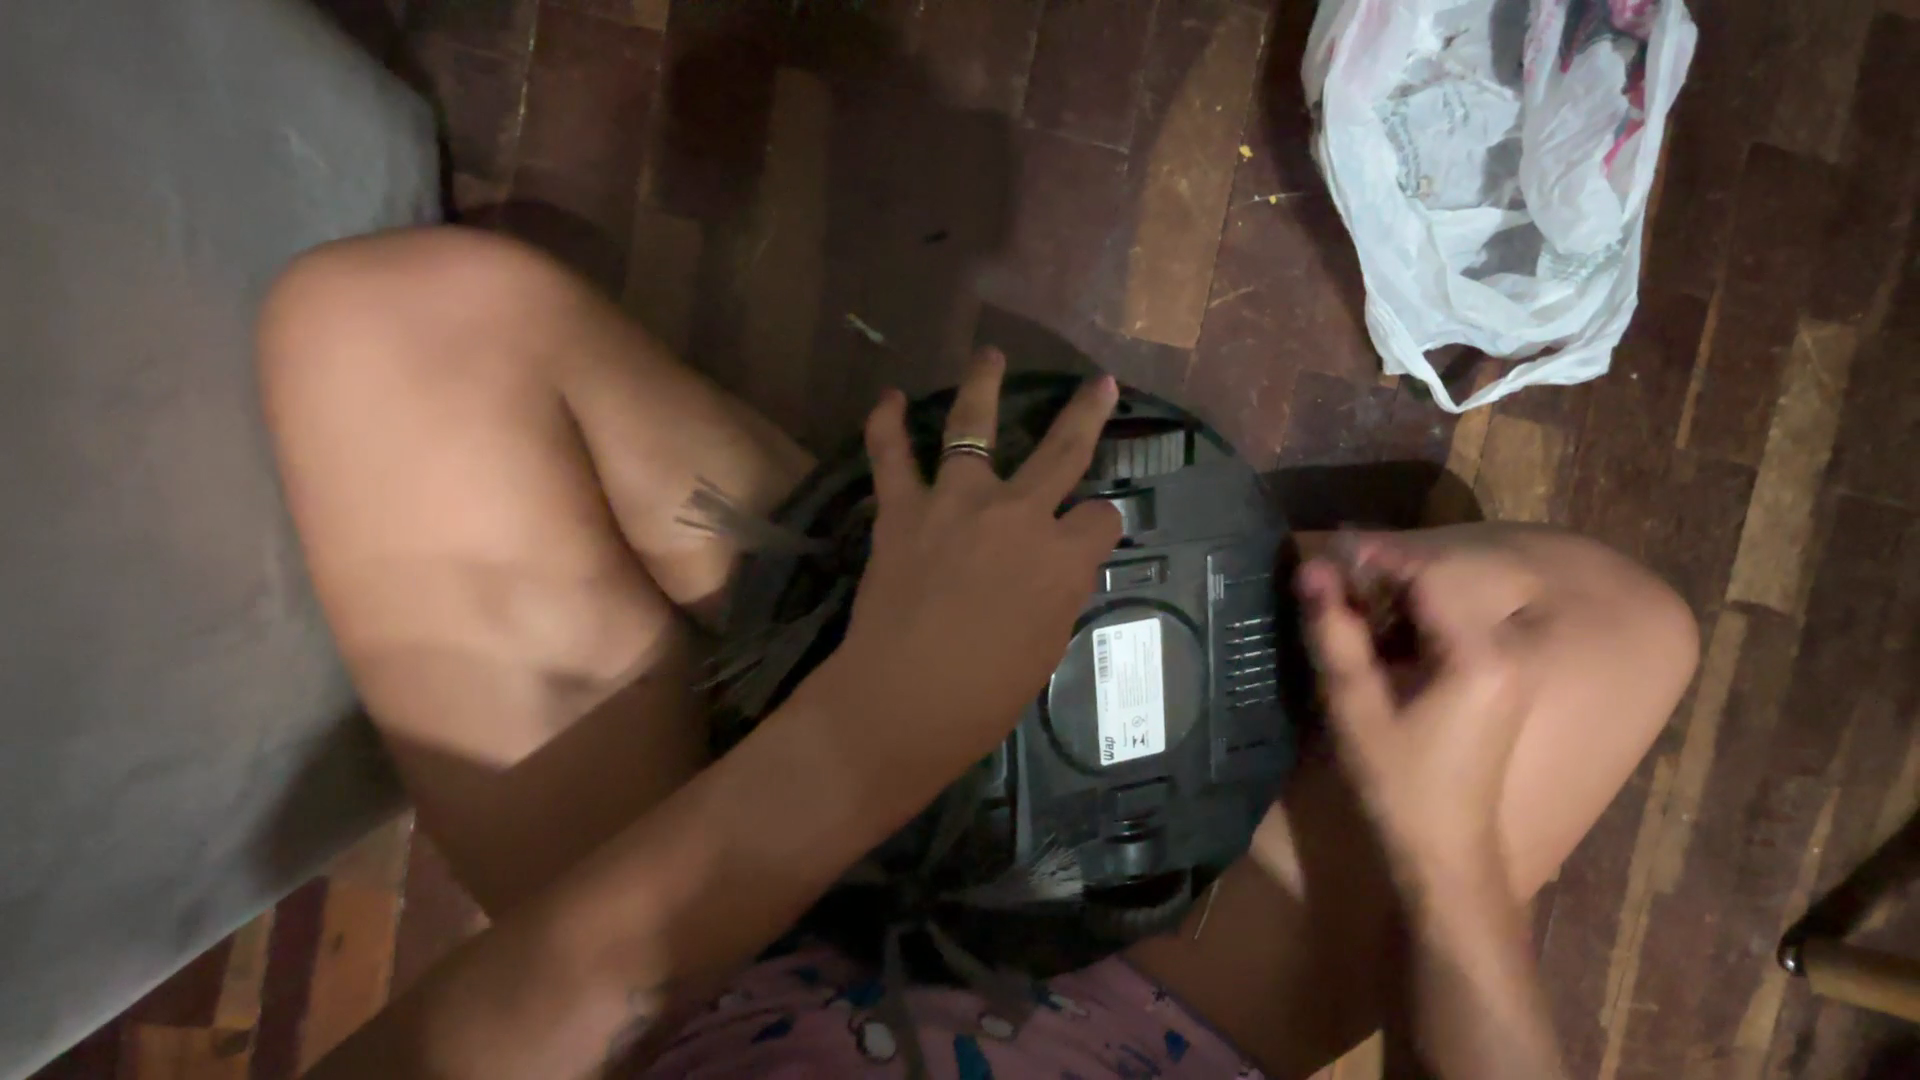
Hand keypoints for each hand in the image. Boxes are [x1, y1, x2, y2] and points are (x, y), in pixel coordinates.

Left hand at [835, 349, 1122, 765]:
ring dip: (983, 384)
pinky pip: (891, 456)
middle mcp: (1017, 515)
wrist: (902, 701)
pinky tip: (890, 398)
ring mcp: (956, 504)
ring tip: (990, 354)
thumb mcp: (1046, 648)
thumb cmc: (985, 696)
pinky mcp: (902, 511)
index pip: (1100, 520)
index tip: (1092, 535)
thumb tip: (1053, 572)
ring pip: (973, 427)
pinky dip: (887, 424)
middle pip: (1062, 451)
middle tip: (1100, 384)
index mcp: (1063, 558)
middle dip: (1087, 413)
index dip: (1100, 527)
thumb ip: (1055, 595)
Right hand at [1296, 533, 1538, 894]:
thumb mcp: (1355, 705)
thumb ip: (1335, 633)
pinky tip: (1366, 633)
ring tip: (1336, 600)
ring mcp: (1503, 667)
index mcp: (1480, 654)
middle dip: (1378, 574)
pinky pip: (1445, 629)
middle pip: (1438, 585)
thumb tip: (1312, 571)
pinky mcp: (1491, 681)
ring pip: (1441, 605)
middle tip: (1321, 577)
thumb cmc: (1398, 783)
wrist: (1445, 852)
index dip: (1374, 556)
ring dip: (1388, 597)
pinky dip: (1403, 621)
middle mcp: (1503, 651)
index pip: (1428, 576)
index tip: (1322, 551)